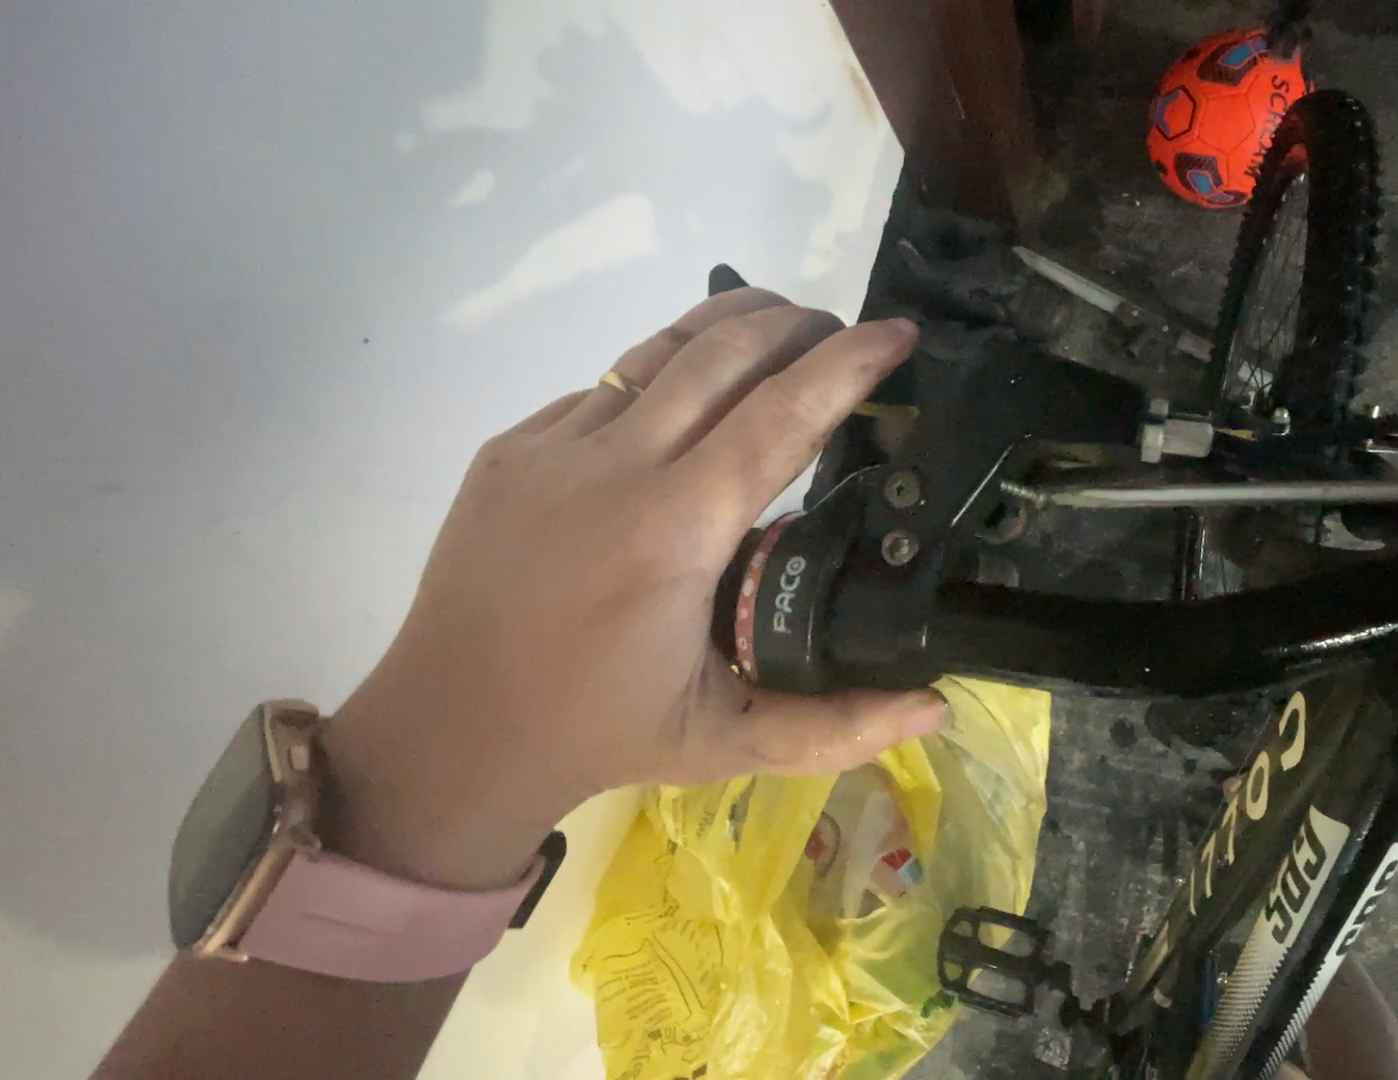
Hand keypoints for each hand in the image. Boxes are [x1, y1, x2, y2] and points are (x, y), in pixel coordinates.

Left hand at [319, 289, 947, 888]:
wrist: (450, 732)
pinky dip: (671, 373)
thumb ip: (840, 726)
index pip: (781, 417)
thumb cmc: (602, 734)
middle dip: (801, 326)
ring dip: (737, 325)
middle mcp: (613, 469)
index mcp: (675, 533)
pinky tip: (697, 401)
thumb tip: (938, 703)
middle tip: (851, 333)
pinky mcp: (515, 447)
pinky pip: (610, 386)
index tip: (897, 336)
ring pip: (662, 349)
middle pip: (724, 354)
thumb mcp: (732, 743)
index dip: (847, 366)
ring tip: (789, 325)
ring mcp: (553, 448)